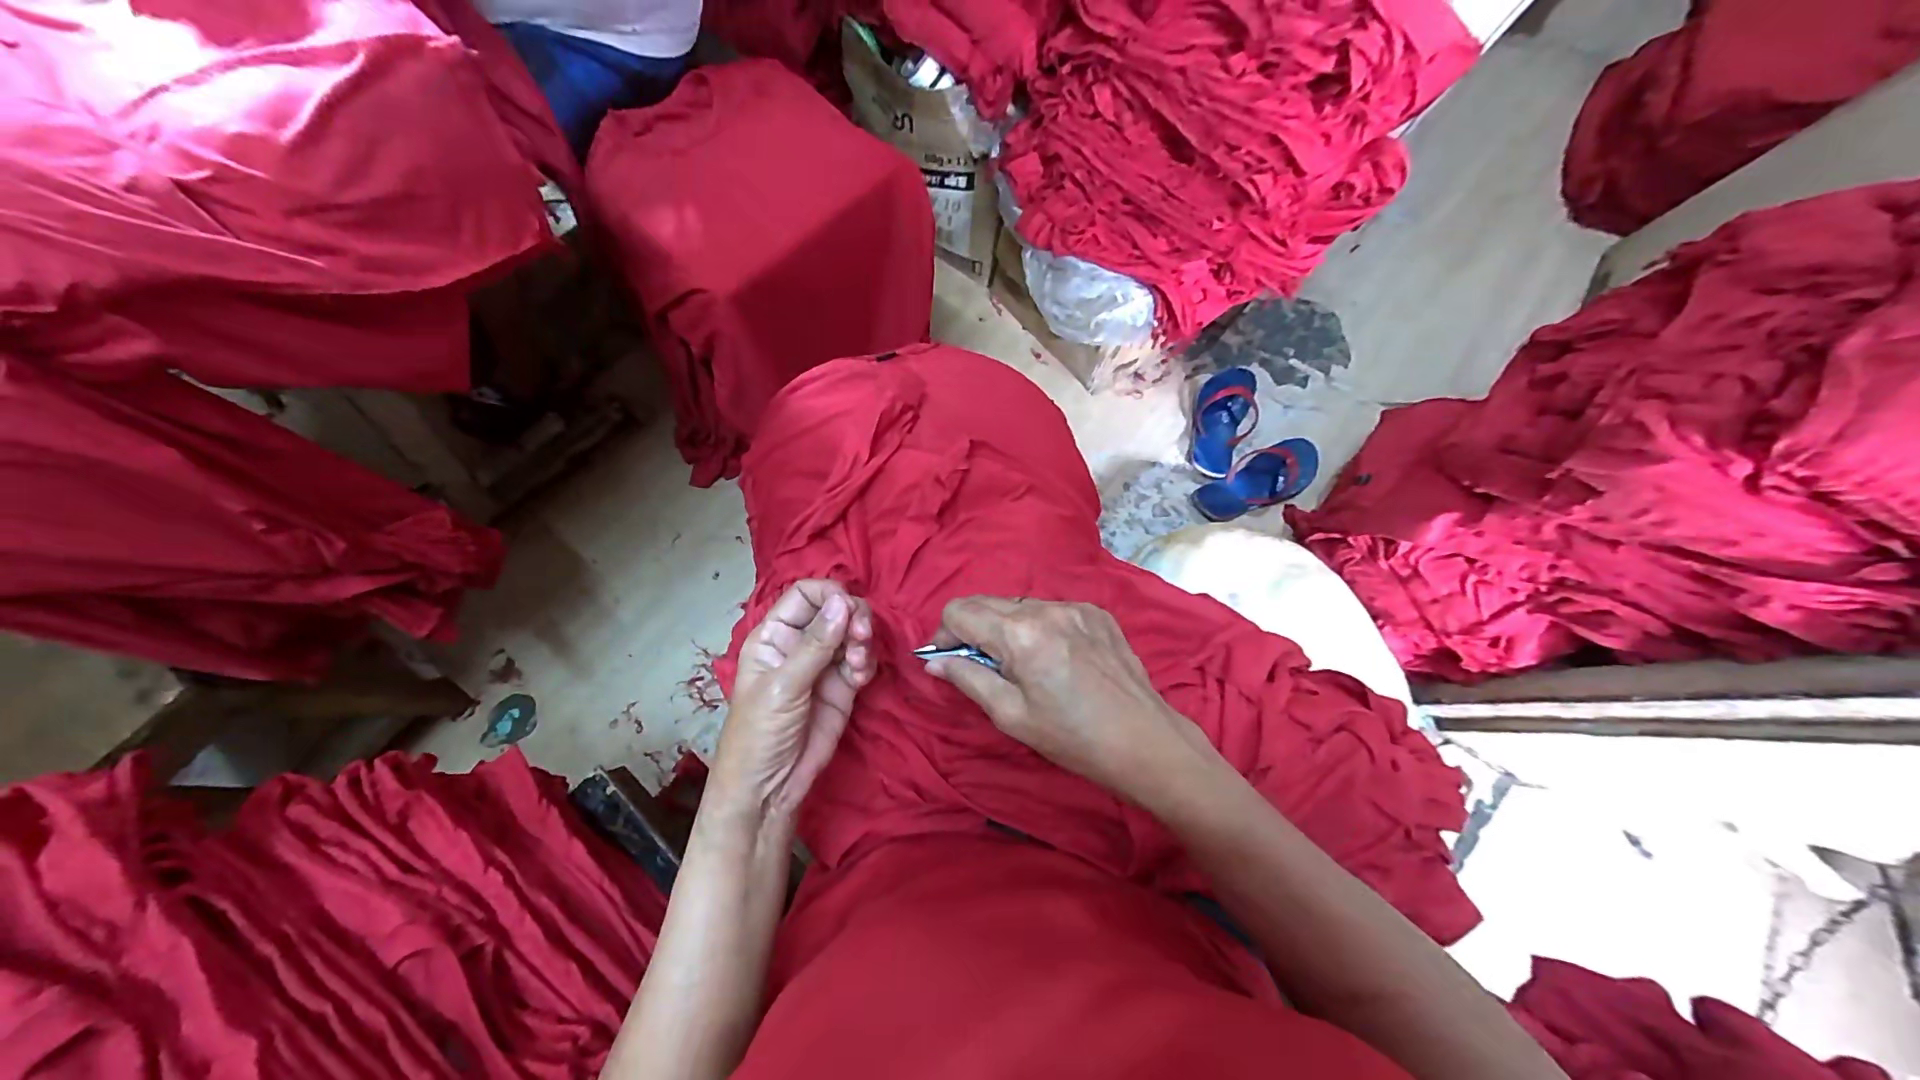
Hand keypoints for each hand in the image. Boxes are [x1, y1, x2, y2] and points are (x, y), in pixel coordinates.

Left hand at [717, 580, 874, 818]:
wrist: (769, 789)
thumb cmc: (758, 733)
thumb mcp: (783, 687)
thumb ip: (816, 645)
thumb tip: (844, 601)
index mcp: (774, 635)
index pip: (805, 595)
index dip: (829, 594)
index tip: (848, 608)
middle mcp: (800, 644)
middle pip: (836, 610)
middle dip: (854, 618)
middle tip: (862, 637)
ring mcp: (823, 665)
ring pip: (853, 634)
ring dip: (863, 642)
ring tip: (858, 665)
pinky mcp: (843, 687)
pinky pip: (862, 661)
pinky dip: (866, 664)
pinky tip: (860, 678)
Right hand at [923, 596, 1217, 802]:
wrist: (1145, 742)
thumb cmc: (1072, 738)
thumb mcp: (1011, 715)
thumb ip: (968, 679)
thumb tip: (935, 660)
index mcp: (1021, 634)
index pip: (961, 610)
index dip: (944, 634)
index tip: (947, 660)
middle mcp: (1047, 609)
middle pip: (987, 602)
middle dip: (972, 629)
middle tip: (979, 666)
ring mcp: (1076, 607)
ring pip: (1019, 605)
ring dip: (1006, 628)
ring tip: (1021, 666)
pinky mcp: (1097, 613)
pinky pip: (1050, 610)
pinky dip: (1038, 628)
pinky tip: (1053, 659)